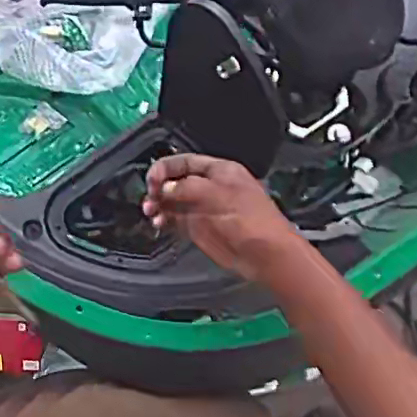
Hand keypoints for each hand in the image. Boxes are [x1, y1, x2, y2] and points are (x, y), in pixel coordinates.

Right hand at [142, 154, 305, 282]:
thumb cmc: (253, 222)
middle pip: (175, 180)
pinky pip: (174, 218)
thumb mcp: (218, 195)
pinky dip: (163, 219)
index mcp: (219, 171)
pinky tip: (159, 222)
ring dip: (158, 204)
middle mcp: (210, 187)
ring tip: (151, 211)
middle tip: (150, 197)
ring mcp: (204, 208)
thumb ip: (187, 187)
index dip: (165, 168)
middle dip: (158, 187)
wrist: (266, 255)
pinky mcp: (199, 227)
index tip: (151, 180)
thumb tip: (165, 187)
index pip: (184, 162)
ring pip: (172, 200)